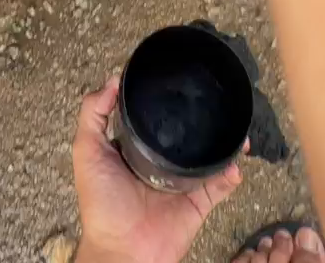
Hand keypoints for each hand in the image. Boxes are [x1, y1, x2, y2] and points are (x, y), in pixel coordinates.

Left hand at [72, 75, 240, 262]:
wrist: (121, 250)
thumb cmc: (101, 203)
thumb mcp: (87, 151)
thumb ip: (93, 114)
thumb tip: (112, 80)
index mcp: (136, 148)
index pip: (154, 118)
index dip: (164, 101)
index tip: (178, 80)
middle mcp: (160, 162)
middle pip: (186, 136)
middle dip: (201, 120)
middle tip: (215, 102)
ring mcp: (181, 183)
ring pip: (208, 158)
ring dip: (224, 144)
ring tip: (237, 130)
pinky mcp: (196, 204)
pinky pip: (219, 186)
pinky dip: (230, 175)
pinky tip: (235, 163)